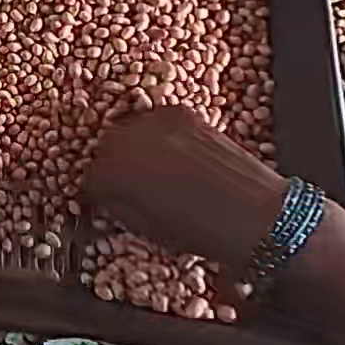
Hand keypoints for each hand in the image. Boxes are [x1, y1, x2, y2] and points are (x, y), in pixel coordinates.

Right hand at [83, 106, 288, 274]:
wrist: (255, 214)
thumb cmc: (199, 231)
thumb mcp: (146, 228)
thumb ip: (118, 206)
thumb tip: (108, 195)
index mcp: (112, 171)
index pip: (89, 177)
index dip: (95, 191)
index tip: (99, 199)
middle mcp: (126, 139)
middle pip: (104, 146)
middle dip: (109, 164)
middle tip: (123, 182)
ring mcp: (154, 121)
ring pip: (127, 128)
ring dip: (131, 145)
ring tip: (146, 164)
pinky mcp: (180, 113)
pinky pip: (154, 119)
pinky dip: (156, 132)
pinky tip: (169, 151)